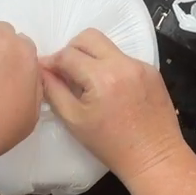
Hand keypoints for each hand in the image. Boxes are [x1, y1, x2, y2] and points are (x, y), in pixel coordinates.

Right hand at [40, 29, 187, 180]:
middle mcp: (123, 64)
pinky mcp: (151, 70)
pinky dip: (111, 67)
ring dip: (92, 57)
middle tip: (66, 71)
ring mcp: (140, 65)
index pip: (68, 55)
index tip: (45, 70)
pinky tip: (110, 90)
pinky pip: (124, 59)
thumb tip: (41, 71)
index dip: (52, 61)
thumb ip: (54, 91)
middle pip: (89, 37)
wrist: (154, 157)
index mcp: (101, 77)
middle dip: (72, 49)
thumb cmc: (111, 145)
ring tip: (88, 82)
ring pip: (107, 46)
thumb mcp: (74, 121)